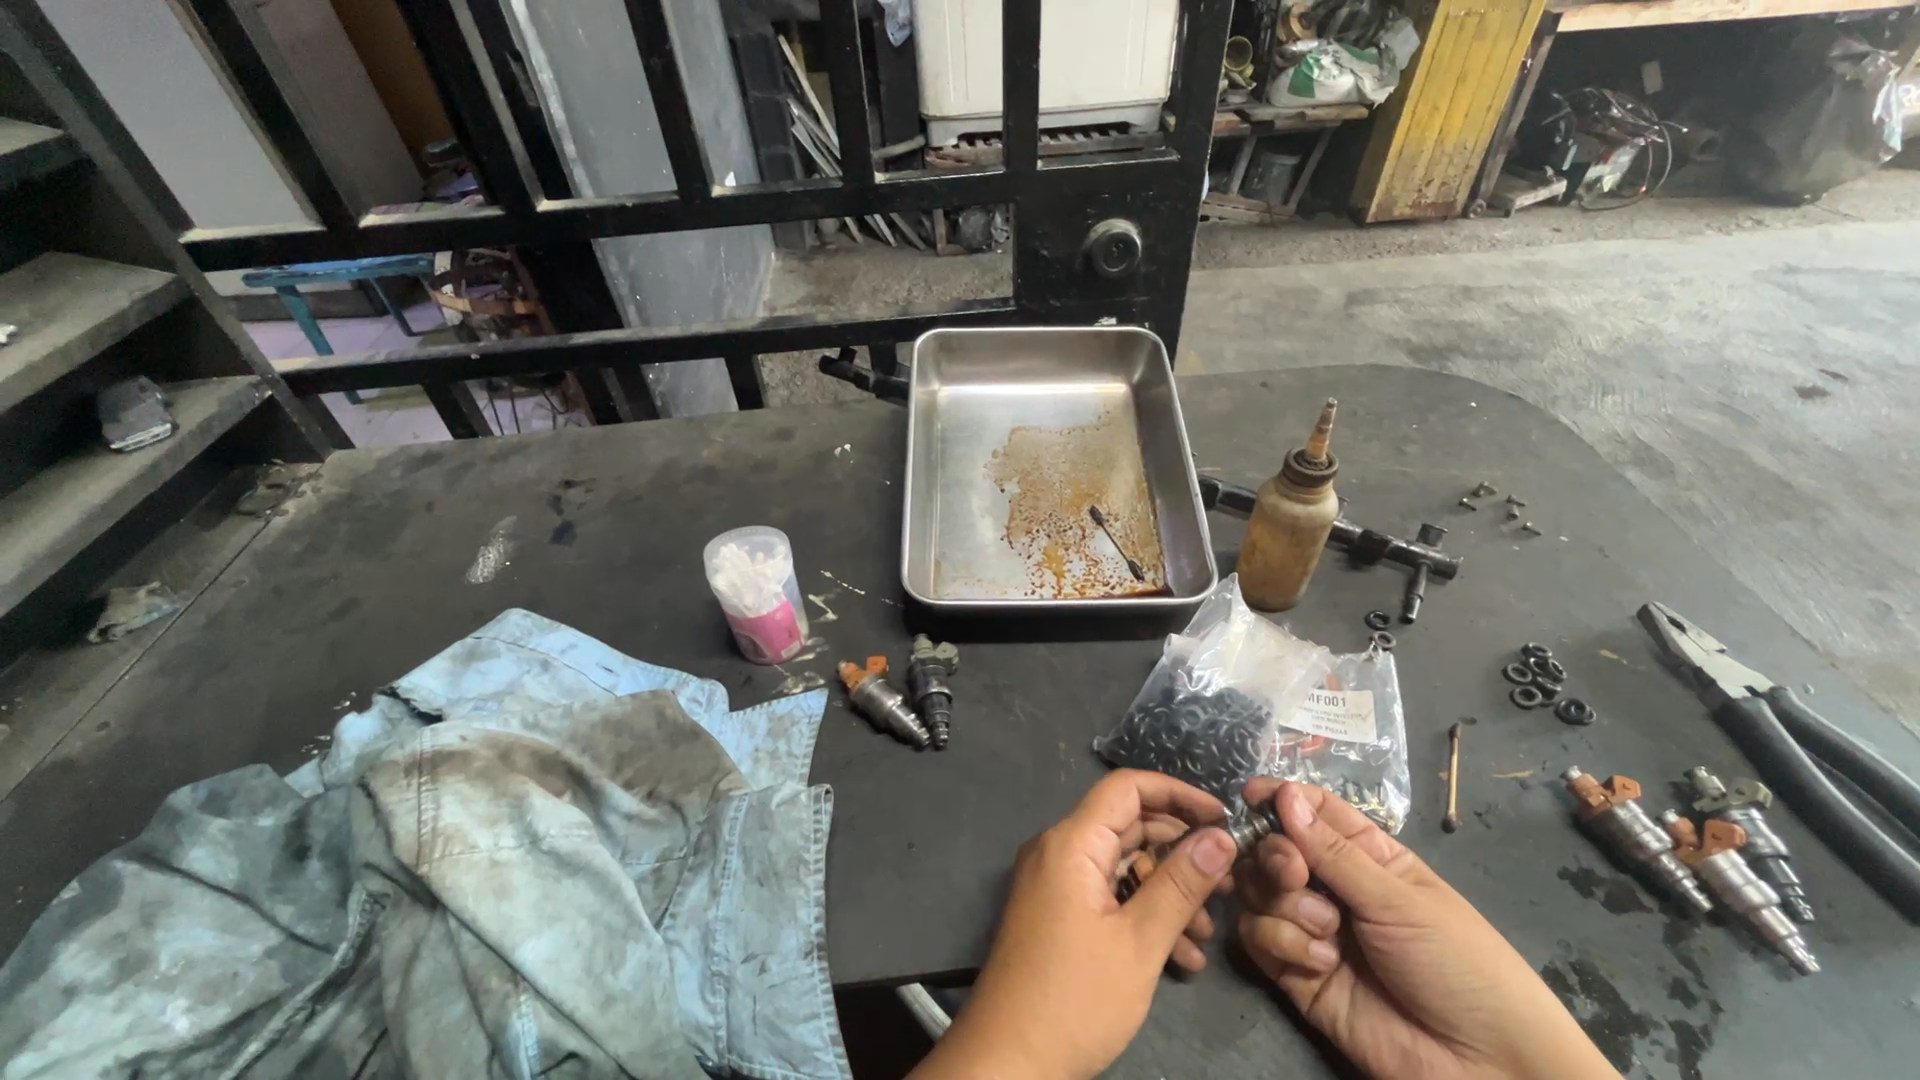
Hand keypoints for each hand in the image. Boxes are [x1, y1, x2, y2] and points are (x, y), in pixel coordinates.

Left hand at [914, 770, 1234, 1079]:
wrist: (1007, 1062)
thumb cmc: (1074, 999)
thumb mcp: (1139, 944)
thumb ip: (1181, 884)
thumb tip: (1221, 836)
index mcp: (1070, 843)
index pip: (1127, 788)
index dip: (1178, 794)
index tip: (1223, 818)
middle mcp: (1058, 851)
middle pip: (1129, 827)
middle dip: (1181, 852)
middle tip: (1229, 884)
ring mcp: (1055, 883)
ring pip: (1122, 867)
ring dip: (1167, 893)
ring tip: (1205, 933)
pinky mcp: (1057, 913)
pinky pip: (1107, 895)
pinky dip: (1142, 914)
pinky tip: (1181, 956)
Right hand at [1236, 779, 1619, 1079]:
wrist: (1481, 1066)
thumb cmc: (1459, 964)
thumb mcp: (1399, 900)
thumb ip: (1333, 851)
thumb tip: (1285, 793)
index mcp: (1365, 856)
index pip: (1311, 811)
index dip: (1279, 799)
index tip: (1249, 796)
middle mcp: (1331, 886)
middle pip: (1272, 848)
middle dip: (1274, 854)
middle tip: (1294, 873)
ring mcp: (1309, 929)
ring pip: (1257, 891)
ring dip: (1284, 904)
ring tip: (1327, 931)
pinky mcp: (1293, 972)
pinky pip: (1256, 937)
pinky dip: (1280, 943)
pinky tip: (1321, 964)